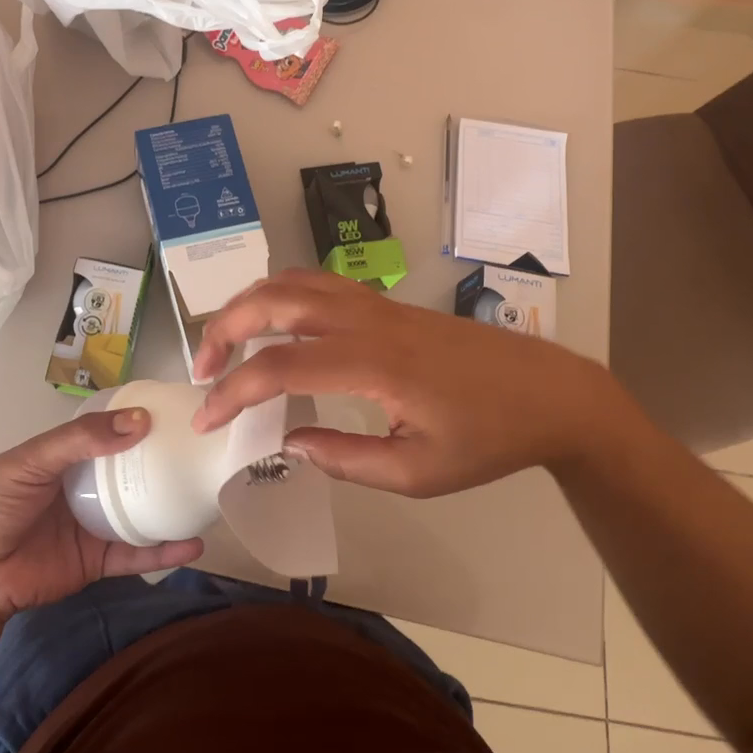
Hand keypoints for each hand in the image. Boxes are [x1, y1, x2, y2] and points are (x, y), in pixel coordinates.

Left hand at [0, 408, 203, 617]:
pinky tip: (194, 544)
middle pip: (133, 473)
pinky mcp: (97, 563)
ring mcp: (93, 526)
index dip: (141, 421)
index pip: (112, 432)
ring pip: (141, 513)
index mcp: (68, 456)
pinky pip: (136, 555)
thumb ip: (81, 441)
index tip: (180, 412)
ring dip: (172, 506)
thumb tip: (140, 422)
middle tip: (205, 452)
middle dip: (165, 463)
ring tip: (209, 495)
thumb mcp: (31, 461)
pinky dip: (165, 551)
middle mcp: (86, 487)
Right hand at [190, 270, 634, 497]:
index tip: (207, 418)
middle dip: (225, 327)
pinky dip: (280, 295)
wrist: (549, 392)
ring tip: (228, 342)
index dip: (233, 390)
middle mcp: (366, 320)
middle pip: (274, 300)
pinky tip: (275, 325)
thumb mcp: (419, 471)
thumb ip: (347, 460)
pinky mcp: (386, 304)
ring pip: (293, 280)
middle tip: (203, 369)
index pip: (280, 366)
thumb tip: (289, 442)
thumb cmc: (489, 438)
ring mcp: (376, 305)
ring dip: (249, 304)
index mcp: (373, 364)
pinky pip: (318, 284)